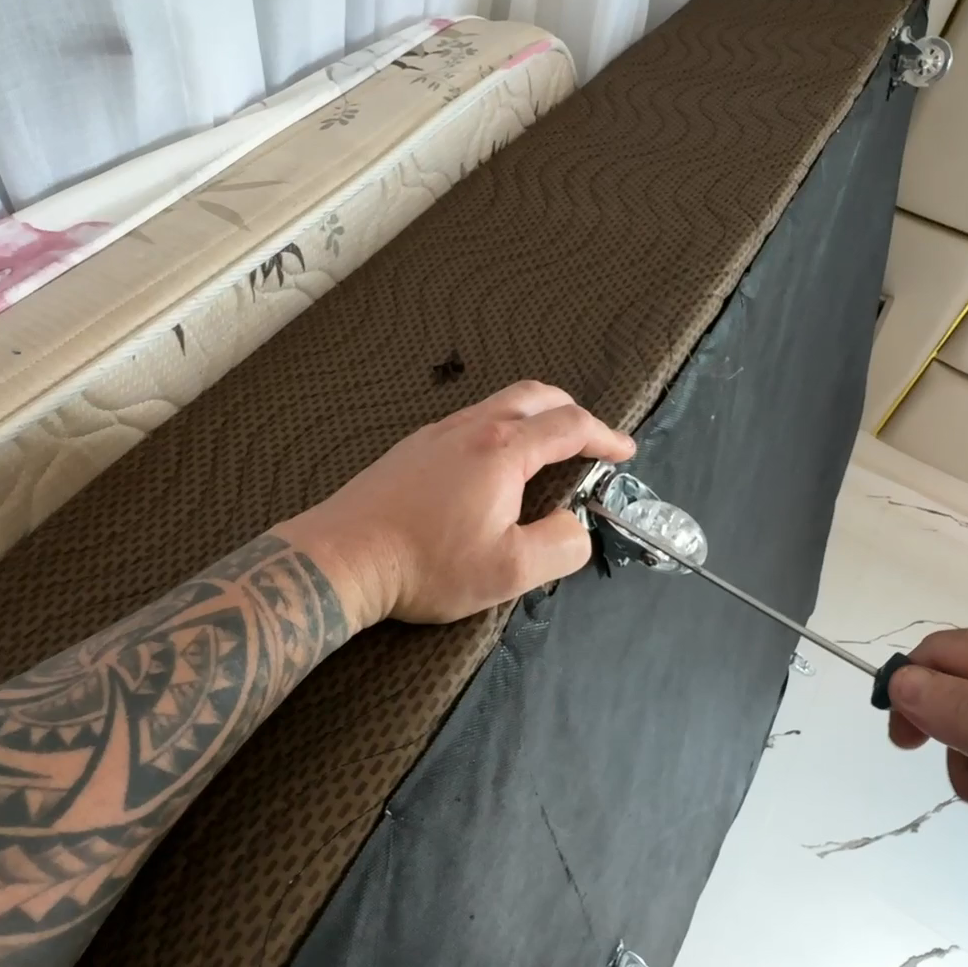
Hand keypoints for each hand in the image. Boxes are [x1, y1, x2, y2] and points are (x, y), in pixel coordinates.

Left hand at [279, 380, 633, 626]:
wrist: (343, 557)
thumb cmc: (428, 564)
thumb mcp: (509, 571)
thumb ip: (561, 546)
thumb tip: (576, 526)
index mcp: (502, 450)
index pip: (568, 426)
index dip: (604, 436)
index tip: (624, 451)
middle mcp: (471, 427)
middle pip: (533, 395)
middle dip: (570, 409)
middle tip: (589, 436)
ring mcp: (436, 433)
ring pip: (498, 404)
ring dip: (533, 415)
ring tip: (546, 446)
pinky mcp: (411, 449)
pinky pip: (470, 421)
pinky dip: (500, 427)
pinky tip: (491, 464)